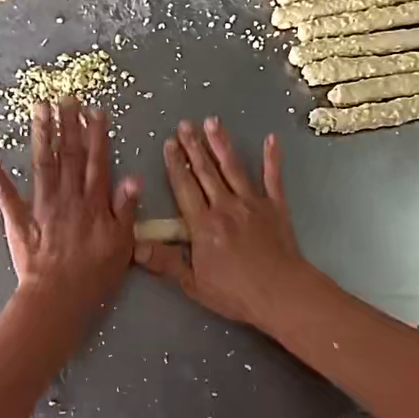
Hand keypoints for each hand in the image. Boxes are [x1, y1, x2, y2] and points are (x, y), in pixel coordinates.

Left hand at [0, 98, 140, 318]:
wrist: (59, 297)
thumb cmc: (94, 275)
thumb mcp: (122, 244)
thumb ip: (125, 209)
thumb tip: (132, 178)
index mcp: (93, 201)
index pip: (96, 160)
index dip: (95, 134)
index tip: (93, 110)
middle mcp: (67, 196)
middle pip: (68, 154)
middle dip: (68, 123)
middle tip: (65, 96)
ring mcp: (41, 204)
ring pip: (42, 163)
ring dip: (41, 134)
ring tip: (39, 107)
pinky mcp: (18, 218)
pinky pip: (4, 192)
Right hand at [136, 118, 323, 326]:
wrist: (284, 295)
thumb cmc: (236, 293)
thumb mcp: (193, 284)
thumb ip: (165, 262)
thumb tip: (134, 246)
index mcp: (203, 224)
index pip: (184, 187)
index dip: (175, 164)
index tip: (169, 143)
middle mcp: (226, 206)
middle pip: (206, 171)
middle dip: (193, 146)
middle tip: (185, 124)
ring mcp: (253, 203)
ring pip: (233, 168)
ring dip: (221, 144)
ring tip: (212, 122)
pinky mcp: (276, 207)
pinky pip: (272, 178)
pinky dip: (271, 159)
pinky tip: (270, 140)